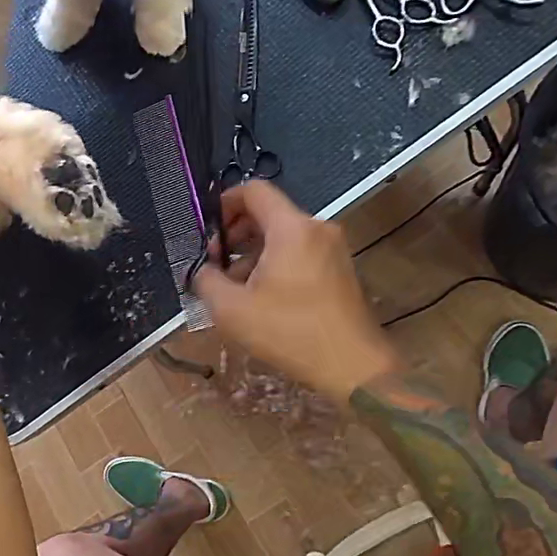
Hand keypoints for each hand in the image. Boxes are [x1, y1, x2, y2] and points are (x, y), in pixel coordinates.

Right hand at [192, 180, 401, 402]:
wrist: (353, 365)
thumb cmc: (291, 333)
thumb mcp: (232, 310)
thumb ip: (206, 280)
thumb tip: (203, 270)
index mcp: (292, 227)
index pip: (254, 190)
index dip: (224, 203)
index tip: (208, 232)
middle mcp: (318, 228)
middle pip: (269, 214)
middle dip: (237, 235)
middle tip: (217, 267)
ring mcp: (335, 249)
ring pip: (286, 237)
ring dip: (256, 255)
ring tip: (238, 290)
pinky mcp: (342, 270)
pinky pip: (303, 254)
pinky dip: (280, 266)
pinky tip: (266, 299)